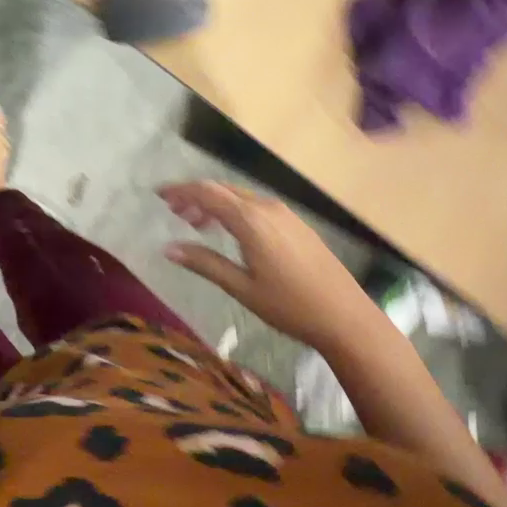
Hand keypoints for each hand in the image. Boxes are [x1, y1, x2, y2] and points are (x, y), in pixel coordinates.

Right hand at [159, 180, 381, 352]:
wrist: (347, 318)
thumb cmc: (290, 306)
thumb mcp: (242, 288)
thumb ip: (205, 264)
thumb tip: (168, 248)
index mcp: (251, 220)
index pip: (207, 193)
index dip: (181, 191)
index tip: (159, 195)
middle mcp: (267, 208)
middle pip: (223, 189)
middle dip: (196, 196)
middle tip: (175, 213)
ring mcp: (285, 214)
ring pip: (240, 197)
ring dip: (216, 204)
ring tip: (198, 225)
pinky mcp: (297, 224)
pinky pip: (256, 205)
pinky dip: (235, 210)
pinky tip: (232, 232)